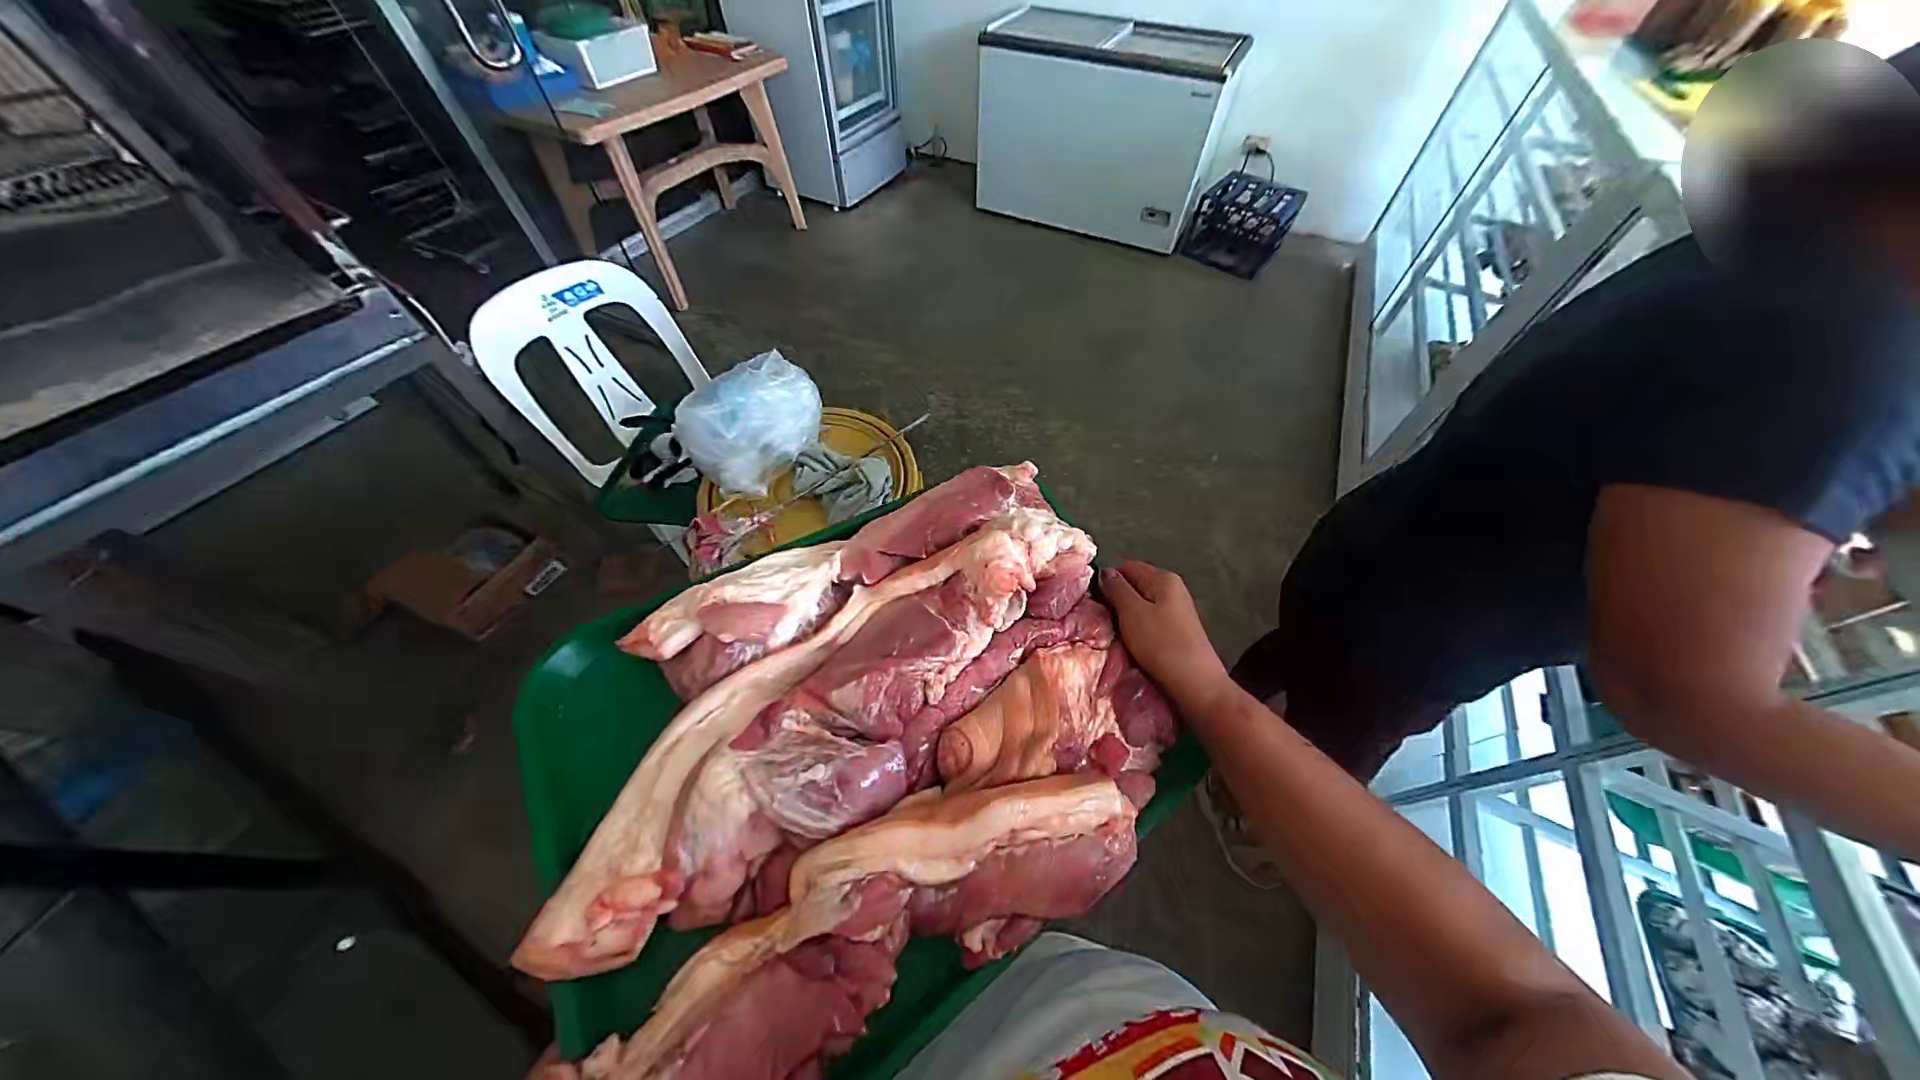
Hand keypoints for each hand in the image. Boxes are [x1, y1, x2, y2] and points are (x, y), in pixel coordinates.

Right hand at [1099, 561, 1230, 713]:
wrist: (1195, 682)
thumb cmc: (1161, 644)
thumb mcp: (1132, 612)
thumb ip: (1117, 588)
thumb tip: (1105, 571)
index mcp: (1163, 578)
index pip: (1126, 567)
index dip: (1109, 581)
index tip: (1097, 602)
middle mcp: (1173, 588)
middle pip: (1135, 584)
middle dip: (1117, 599)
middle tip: (1104, 619)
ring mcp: (1177, 609)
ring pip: (1141, 604)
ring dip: (1127, 616)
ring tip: (1118, 633)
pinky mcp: (1177, 628)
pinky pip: (1150, 619)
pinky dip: (1139, 628)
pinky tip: (1134, 642)